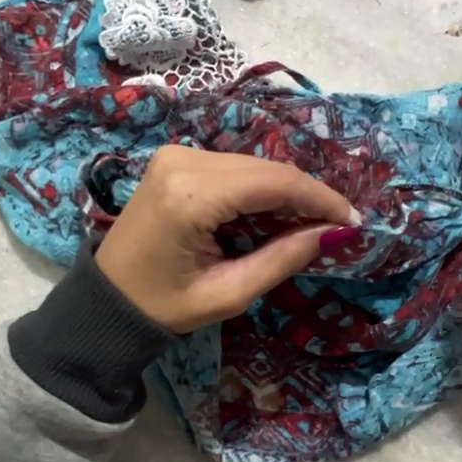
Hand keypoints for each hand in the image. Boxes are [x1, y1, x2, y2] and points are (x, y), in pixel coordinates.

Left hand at [96, 144, 359, 333]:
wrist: (107, 300)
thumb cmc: (163, 306)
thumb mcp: (227, 294)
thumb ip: (281, 259)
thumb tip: (332, 233)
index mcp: (191, 195)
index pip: (274, 183)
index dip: (320, 199)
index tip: (354, 220)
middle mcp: (183, 161)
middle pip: (266, 169)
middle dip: (305, 196)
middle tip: (337, 227)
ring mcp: (176, 156)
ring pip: (252, 166)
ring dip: (284, 193)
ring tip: (310, 226)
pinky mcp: (174, 161)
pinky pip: (233, 168)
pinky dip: (259, 190)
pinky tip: (276, 216)